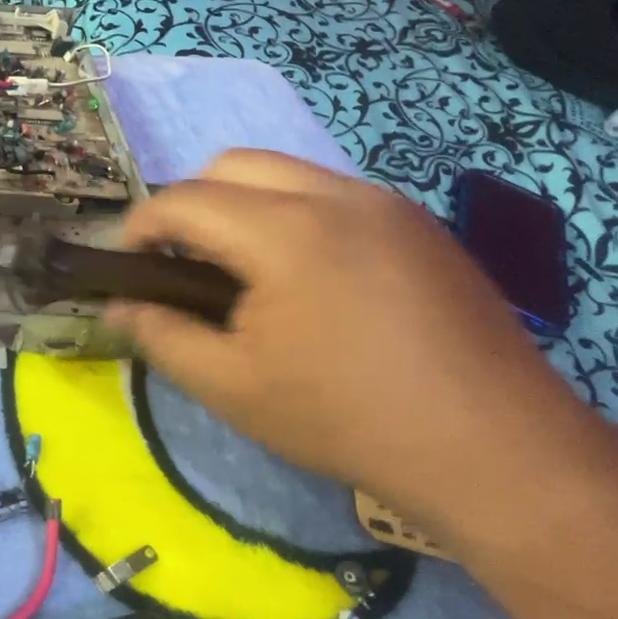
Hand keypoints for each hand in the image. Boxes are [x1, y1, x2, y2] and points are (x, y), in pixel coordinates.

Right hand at [105, 150, 583, 520]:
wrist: (500, 453)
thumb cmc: (348, 418)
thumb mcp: (231, 386)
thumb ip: (160, 336)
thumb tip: (116, 307)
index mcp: (285, 230)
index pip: (184, 199)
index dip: (140, 226)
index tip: (128, 266)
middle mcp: (337, 196)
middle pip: (232, 165)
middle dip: (190, 203)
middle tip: (183, 263)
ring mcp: (388, 205)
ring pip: (286, 172)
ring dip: (244, 204)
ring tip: (242, 271)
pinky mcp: (422, 227)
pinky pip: (334, 194)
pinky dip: (295, 214)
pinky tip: (307, 278)